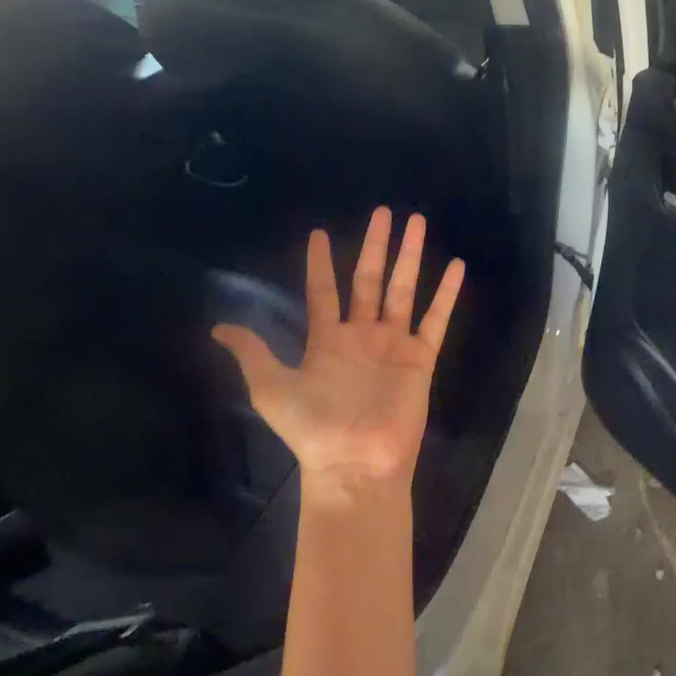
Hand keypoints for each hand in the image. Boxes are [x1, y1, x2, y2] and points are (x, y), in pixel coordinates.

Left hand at [212, 207, 464, 505]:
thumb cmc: (313, 428)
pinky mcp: (419, 358)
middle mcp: (361, 336)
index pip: (324, 292)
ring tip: (418, 221)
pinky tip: (456, 266)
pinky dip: (446, 294)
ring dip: (410, 256)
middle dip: (375, 245)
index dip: (321, 264)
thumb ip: (254, 353)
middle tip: (383, 212)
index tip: (319, 234)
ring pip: (403, 289)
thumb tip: (219, 327)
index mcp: (327, 341)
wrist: (354, 464)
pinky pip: (435, 319)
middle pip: (369, 279)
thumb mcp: (272, 389)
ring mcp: (392, 345)